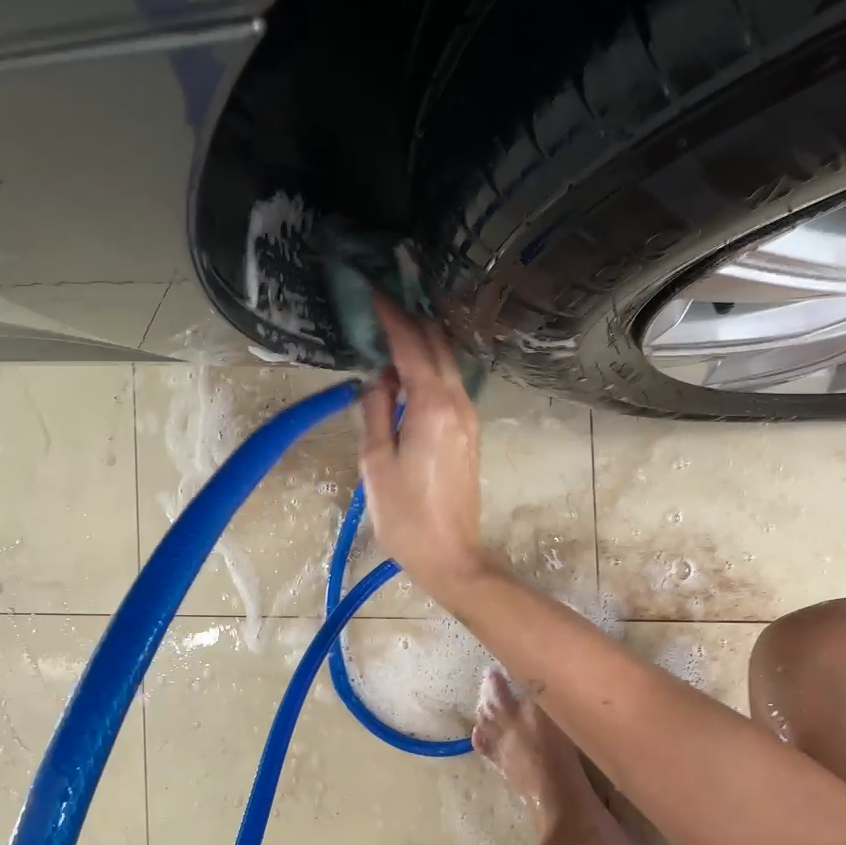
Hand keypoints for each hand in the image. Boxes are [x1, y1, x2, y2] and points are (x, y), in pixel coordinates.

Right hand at [358, 297, 489, 596]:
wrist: (451, 554)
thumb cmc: (405, 514)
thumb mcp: (375, 461)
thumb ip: (376, 410)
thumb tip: (379, 376)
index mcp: (432, 406)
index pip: (412, 346)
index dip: (393, 316)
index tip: (375, 290)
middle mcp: (458, 403)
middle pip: (438, 346)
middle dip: (413, 320)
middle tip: (386, 301)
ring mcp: (469, 417)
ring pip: (450, 364)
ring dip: (425, 342)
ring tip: (395, 327)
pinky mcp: (470, 432)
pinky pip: (453, 385)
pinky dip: (433, 367)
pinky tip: (412, 369)